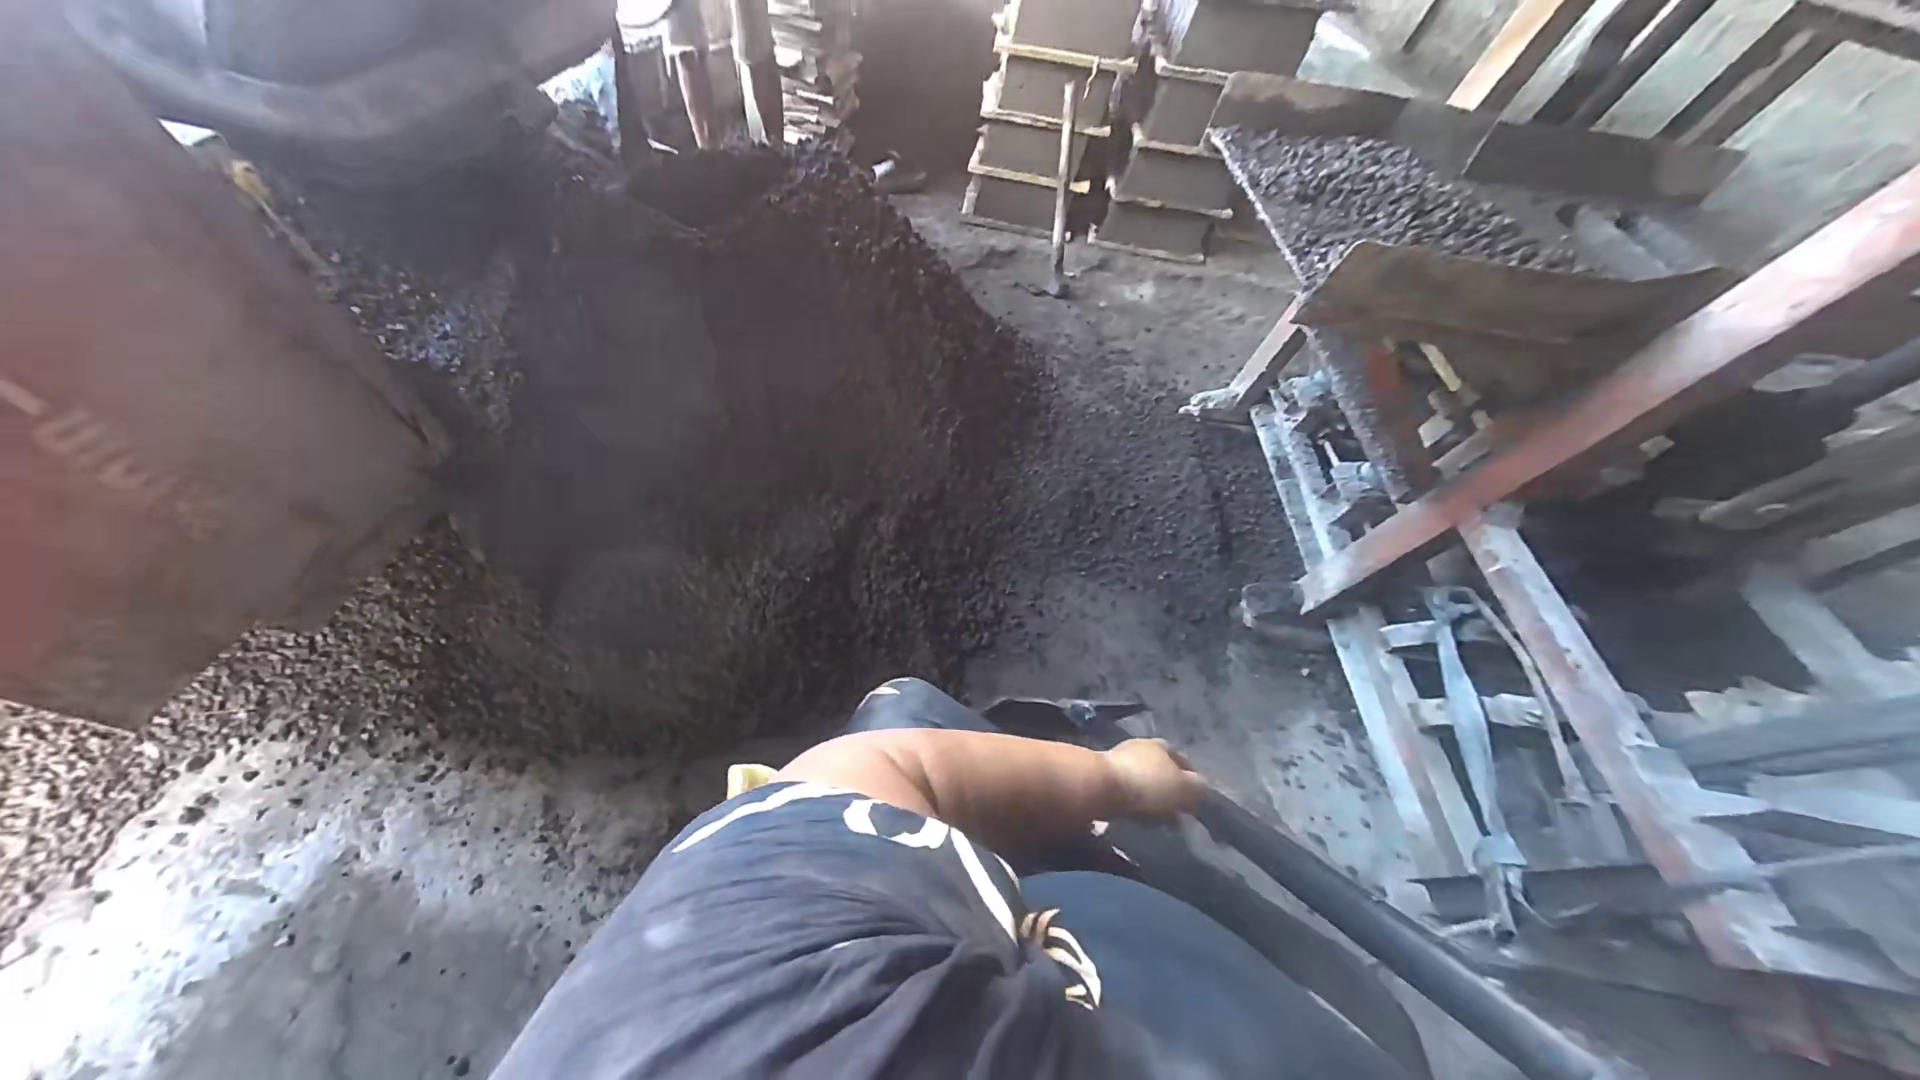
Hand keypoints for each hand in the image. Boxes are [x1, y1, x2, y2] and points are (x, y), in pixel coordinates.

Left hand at [1104, 739, 1205, 818]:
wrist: (1100, 786)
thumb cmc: (1147, 783)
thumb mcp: (1183, 786)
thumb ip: (1197, 786)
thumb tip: (1202, 786)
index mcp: (1161, 746)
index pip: (1183, 760)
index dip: (1192, 778)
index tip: (1198, 798)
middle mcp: (1140, 748)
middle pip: (1162, 770)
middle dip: (1171, 790)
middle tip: (1180, 812)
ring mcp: (1120, 762)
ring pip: (1145, 783)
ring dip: (1153, 799)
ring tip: (1161, 820)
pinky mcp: (1104, 778)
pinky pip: (1128, 793)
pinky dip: (1137, 804)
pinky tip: (1141, 818)